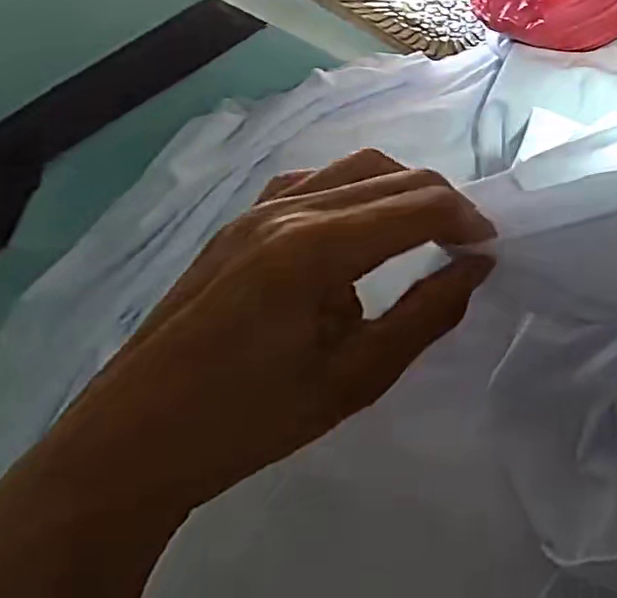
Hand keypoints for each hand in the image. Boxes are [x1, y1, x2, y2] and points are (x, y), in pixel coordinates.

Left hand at [70, 148, 493, 504]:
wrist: (125, 450)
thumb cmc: (251, 420)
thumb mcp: (359, 377)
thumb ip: (429, 313)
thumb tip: (478, 266)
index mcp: (317, 248)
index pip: (421, 205)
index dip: (468, 220)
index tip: (491, 249)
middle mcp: (290, 209)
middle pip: (398, 176)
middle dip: (446, 203)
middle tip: (467, 245)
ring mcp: (258, 209)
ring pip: (359, 166)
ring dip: (405, 188)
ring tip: (423, 230)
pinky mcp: (239, 221)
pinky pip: (317, 179)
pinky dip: (358, 188)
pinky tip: (359, 226)